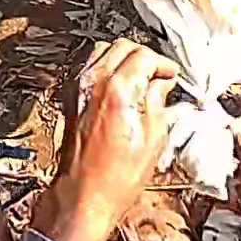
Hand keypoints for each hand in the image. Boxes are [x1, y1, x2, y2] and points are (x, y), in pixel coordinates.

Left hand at [32, 39, 177, 240]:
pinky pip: (89, 66)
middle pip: (121, 46)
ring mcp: (77, 87)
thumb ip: (157, 102)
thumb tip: (161, 83)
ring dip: (123, 58)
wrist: (82, 194)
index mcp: (117, 90)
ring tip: (139, 78)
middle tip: (158, 74)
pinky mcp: (70, 96)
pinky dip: (106, 67)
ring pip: (102, 51)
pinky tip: (119, 86)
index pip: (143, 55)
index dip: (162, 62)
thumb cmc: (116, 177)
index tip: (170, 74)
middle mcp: (93, 82)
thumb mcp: (153, 139)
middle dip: (143, 56)